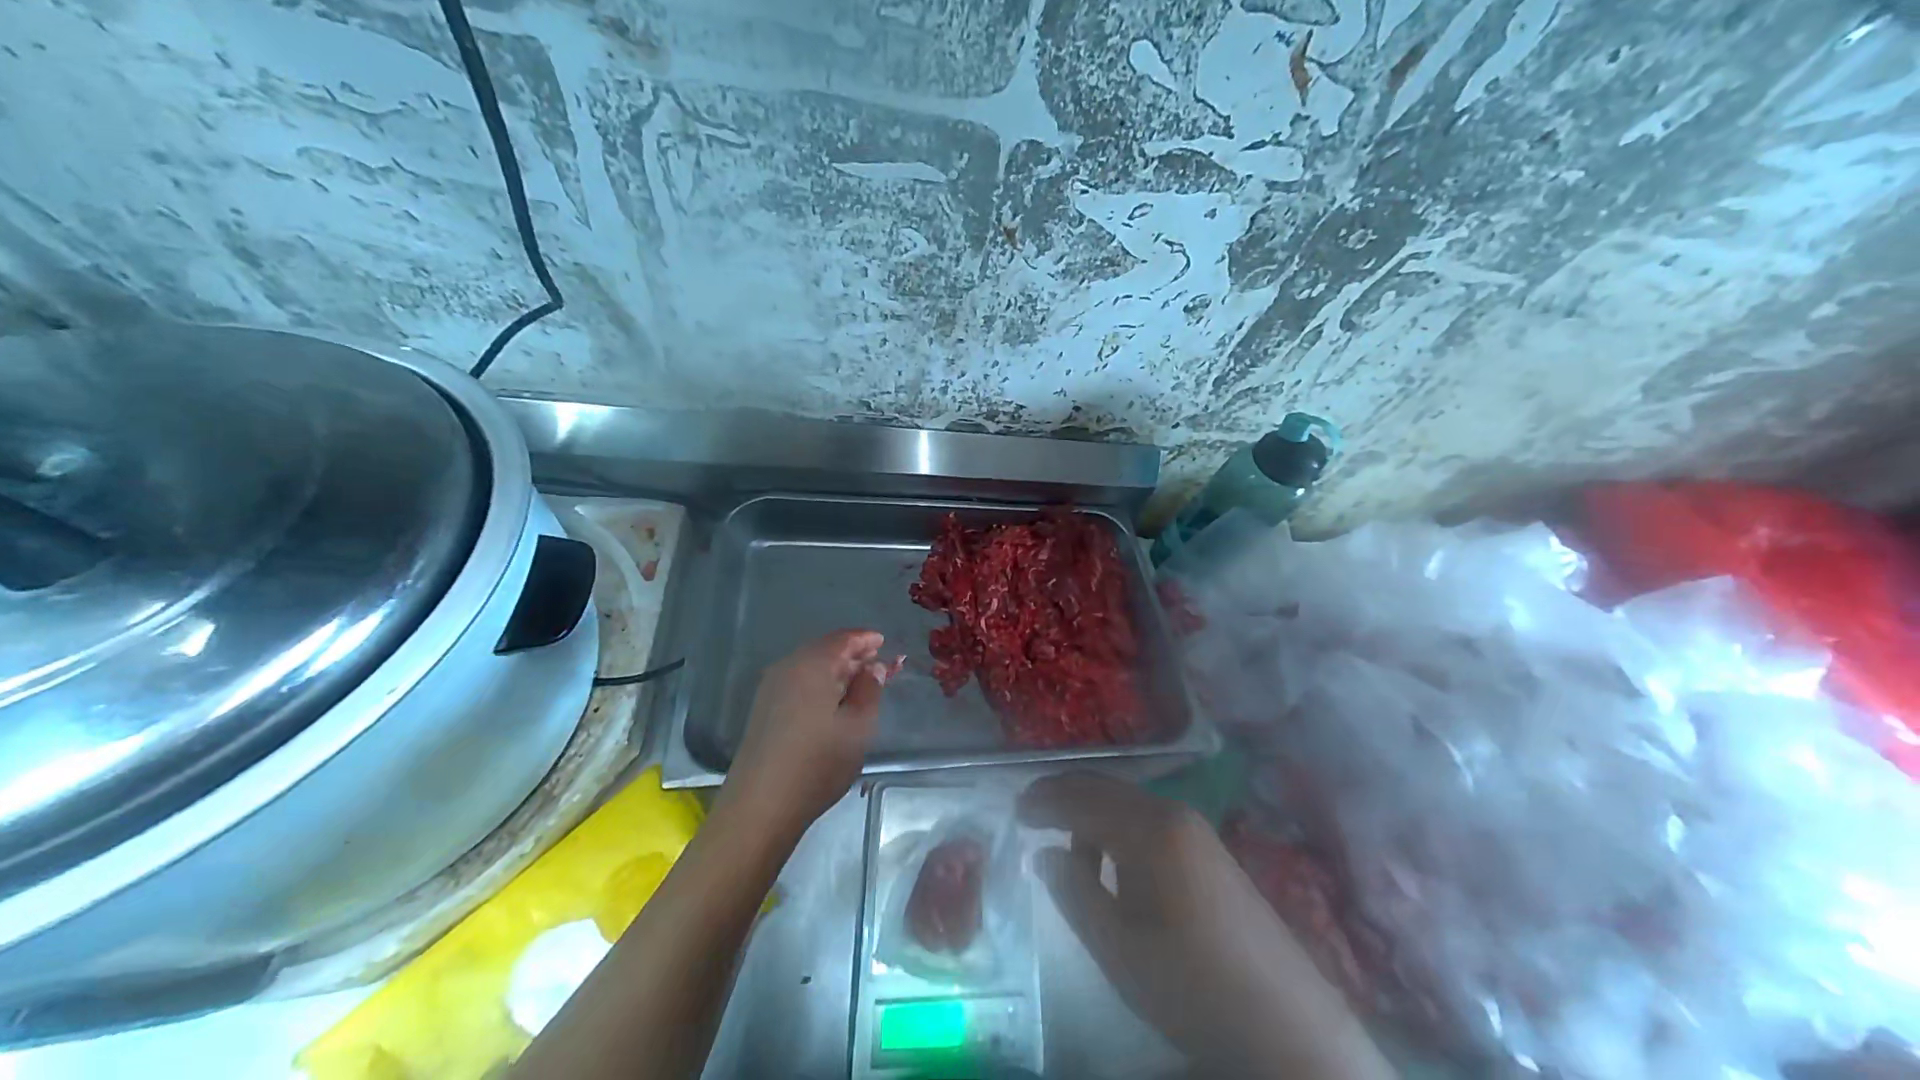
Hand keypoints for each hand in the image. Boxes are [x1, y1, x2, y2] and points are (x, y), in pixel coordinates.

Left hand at [719, 629, 890, 833]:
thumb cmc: (818, 762)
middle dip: (852, 654)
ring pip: (810, 666)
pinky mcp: (764, 709)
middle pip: (824, 650)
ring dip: (836, 669)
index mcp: (812, 665)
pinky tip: (833, 700)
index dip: (865, 639)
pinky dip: (820, 683)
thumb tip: (874, 667)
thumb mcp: (858, 727)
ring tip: (860, 682)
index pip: (842, 639)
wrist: (761, 804)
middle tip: (878, 663)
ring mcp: (771, 688)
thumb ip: (869, 690)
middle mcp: (788, 668)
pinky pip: (798, 682)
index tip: (884, 642)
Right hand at [1019, 773, 1391, 1079]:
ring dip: (1092, 812)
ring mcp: (1199, 831)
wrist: (1285, 1025)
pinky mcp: (1213, 853)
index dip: (1044, 801)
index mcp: (1149, 829)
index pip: (1082, 798)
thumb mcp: (1116, 945)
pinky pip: (1152, 821)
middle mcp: (1174, 814)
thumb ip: (1073, 890)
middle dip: (1065, 795)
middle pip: (1107, 788)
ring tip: (1066, 844)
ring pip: (1130, 803)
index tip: (1015, 811)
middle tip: (1031, 812)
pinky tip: (1113, 861)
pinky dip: (1120, 827)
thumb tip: (1045, 853)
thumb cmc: (1189, 983)